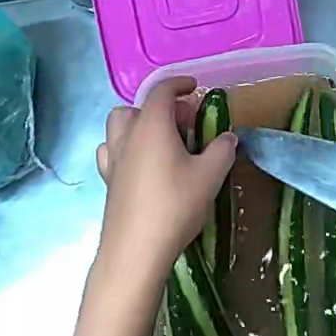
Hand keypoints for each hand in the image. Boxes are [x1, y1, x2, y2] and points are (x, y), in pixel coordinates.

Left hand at [91, 77, 235, 296]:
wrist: (135, 250)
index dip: (178, 84)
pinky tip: (141, 165)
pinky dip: (126, 148)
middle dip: (162, 108)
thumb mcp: (209, 176)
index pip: (161, 91)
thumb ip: (221, 150)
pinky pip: (112, 151)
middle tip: (186, 124)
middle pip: (138, 107)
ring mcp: (113, 158)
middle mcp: (127, 135)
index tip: (194, 88)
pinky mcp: (108, 180)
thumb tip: (228, 138)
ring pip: (119, 126)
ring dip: (139, 125)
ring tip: (161, 142)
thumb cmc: (174, 205)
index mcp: (151, 125)